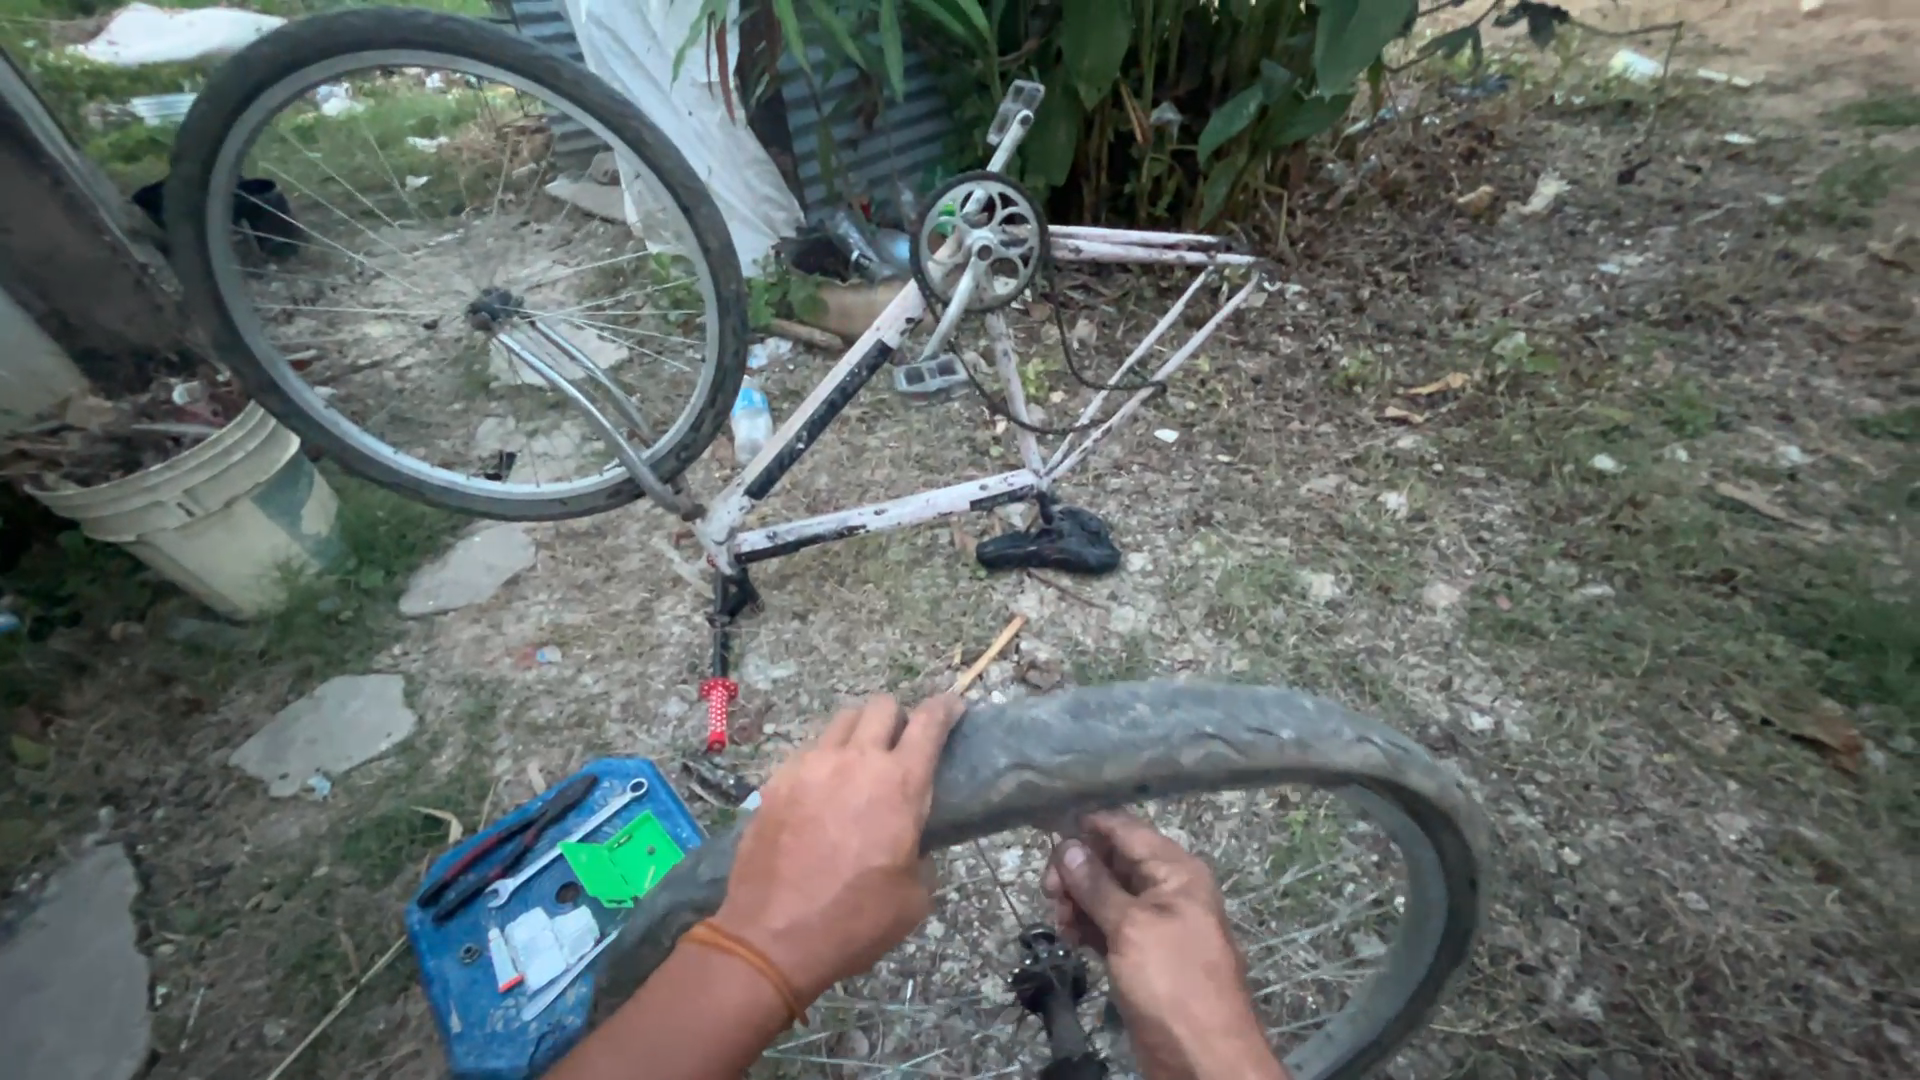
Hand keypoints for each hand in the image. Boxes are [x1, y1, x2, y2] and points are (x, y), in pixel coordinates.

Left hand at [712, 694, 961, 1002]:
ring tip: (858, 760)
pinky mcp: (778, 779)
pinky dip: (824, 759)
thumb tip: (913, 841)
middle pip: (882, 706)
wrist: (771, 938)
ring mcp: (812, 764)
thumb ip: (922, 852)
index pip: (930, 721)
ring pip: (842, 720)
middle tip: (900, 744)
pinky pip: (808, 750)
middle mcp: (857, 760)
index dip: (946, 707)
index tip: (953, 707)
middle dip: (899, 717)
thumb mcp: (914, 898)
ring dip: (859, 732)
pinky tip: (821, 789)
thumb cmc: (854, 921)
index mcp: (900, 783)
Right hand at [1044, 812, 1286, 1079]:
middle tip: (1049, 892)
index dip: (1086, 826)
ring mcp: (1153, 920)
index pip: (1124, 828)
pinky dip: (1086, 925)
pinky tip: (1069, 938)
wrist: (1204, 1061)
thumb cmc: (1172, 982)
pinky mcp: (1140, 950)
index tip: (1046, 830)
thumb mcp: (1131, 927)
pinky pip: (1106, 923)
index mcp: (1175, 870)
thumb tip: (1067, 846)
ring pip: (1104, 892)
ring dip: (1077, 901)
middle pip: (1110, 859)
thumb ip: (1096, 884)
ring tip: (1060, 923)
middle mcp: (1165, 887)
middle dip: (1077, 870)